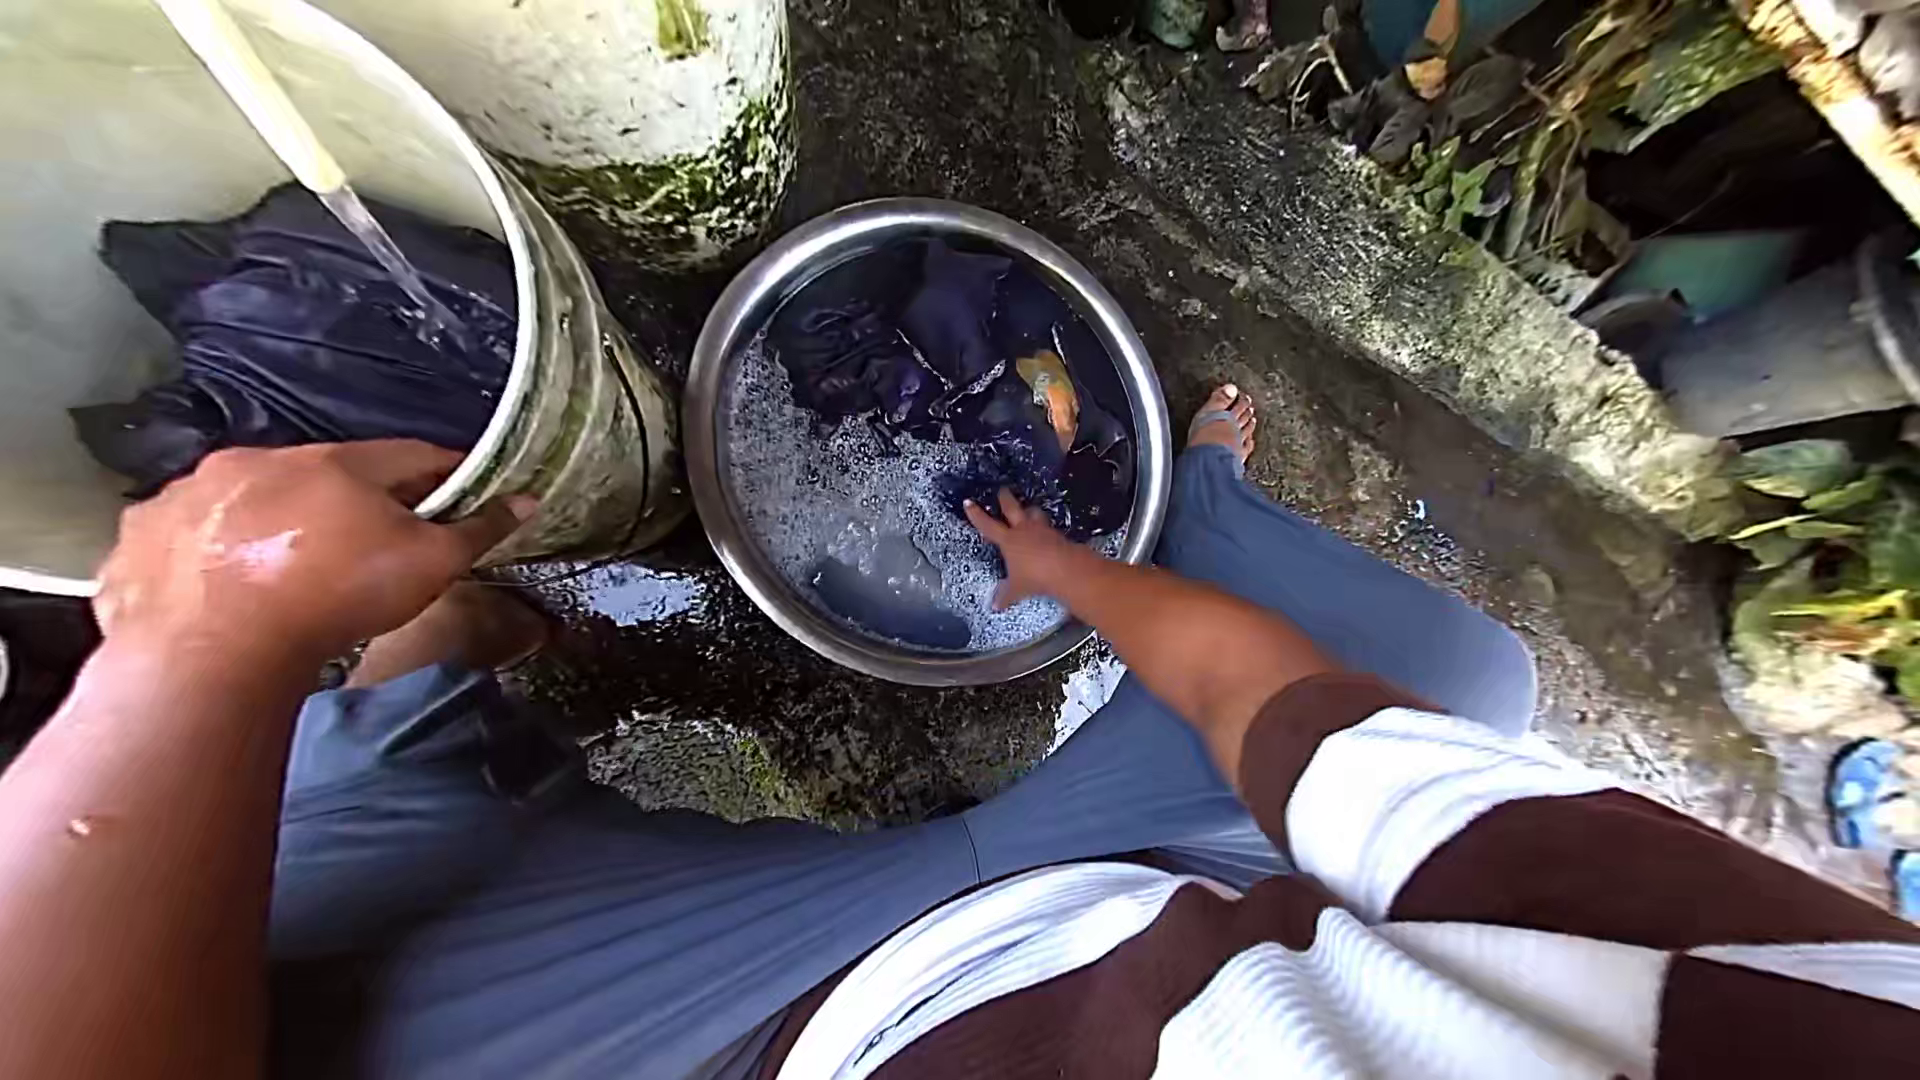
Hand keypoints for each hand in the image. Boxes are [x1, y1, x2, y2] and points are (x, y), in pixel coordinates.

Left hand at [95, 441, 533, 664]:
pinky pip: (204, 525)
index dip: (448, 470)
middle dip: (370, 496)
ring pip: (267, 494)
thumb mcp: (435, 563)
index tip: (467, 489)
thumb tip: (526, 501)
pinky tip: (247, 574)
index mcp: (336, 463)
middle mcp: (258, 461)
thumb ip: (482, 527)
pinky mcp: (140, 530)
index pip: (412, 454)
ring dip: (297, 514)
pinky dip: (233, 540)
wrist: (216, 654)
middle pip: (336, 472)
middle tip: (394, 533)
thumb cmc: (344, 594)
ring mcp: (189, 492)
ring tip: (314, 556)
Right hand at [963, 488, 1082, 608]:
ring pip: (1033, 513)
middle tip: (1002, 491)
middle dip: (1005, 498)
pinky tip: (1045, 534)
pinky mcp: (1058, 535)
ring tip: (1027, 510)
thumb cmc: (1035, 577)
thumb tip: (994, 606)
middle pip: (1012, 508)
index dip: (976, 514)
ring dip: (1029, 510)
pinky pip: (1048, 527)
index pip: (987, 525)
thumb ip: (1006, 596)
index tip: (969, 502)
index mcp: (1008, 540)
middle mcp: (1024, 530)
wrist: (1066, 569)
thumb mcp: (1017, 588)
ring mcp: (1043, 530)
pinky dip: (1044, 528)